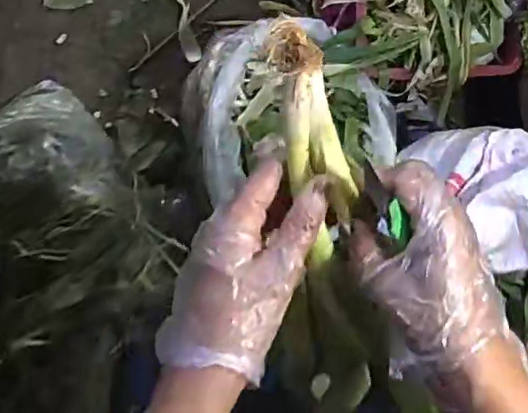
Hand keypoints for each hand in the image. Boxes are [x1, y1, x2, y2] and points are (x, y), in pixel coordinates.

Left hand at [154, 158, 327, 383]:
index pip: (267, 169)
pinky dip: (268, 224)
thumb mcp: (282, 270)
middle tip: (325, 185)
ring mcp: (211, 239)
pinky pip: (244, 227)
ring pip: (252, 207)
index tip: (323, 154)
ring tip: (313, 208)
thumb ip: (302, 222)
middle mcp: (217, 219)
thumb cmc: (245, 318)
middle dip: (292, 182)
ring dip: (281, 205)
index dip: (296, 158)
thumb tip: (323, 180)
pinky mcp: (213, 258)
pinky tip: (288, 235)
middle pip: (259, 186)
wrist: (202, 372)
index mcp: (233, 216)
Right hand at [349, 161, 512, 373]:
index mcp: (436, 211)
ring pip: (427, 190)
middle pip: (418, 175)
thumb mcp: (384, 285)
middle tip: (367, 210)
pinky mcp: (463, 236)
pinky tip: (402, 241)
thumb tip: (353, 225)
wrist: (475, 353)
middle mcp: (453, 206)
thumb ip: (363, 248)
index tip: (356, 196)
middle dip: (389, 186)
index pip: (404, 171)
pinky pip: (435, 208)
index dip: (377, 178)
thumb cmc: (430, 316)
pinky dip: (415, 213)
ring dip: (402, 200)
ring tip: (381, 227)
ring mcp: (461, 220)